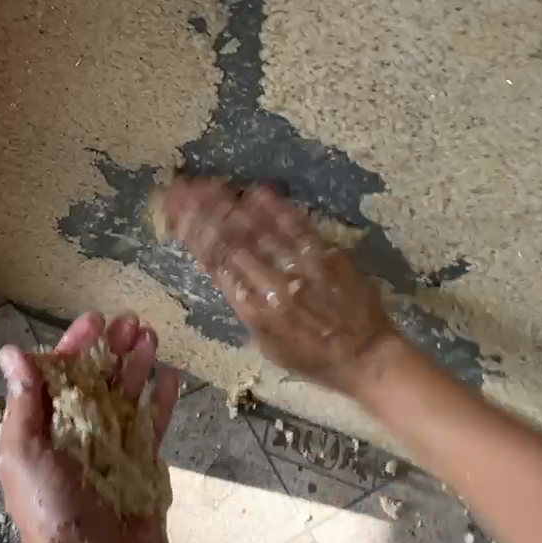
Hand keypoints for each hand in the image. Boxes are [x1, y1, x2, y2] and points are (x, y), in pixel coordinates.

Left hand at [0, 311, 180, 542]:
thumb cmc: (53, 515)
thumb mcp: (25, 455)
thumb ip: (23, 403)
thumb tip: (10, 352)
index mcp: (44, 430)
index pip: (59, 374)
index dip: (75, 345)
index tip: (95, 321)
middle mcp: (78, 435)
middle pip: (97, 379)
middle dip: (112, 348)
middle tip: (132, 322)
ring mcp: (114, 450)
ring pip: (127, 396)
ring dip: (137, 365)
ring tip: (151, 337)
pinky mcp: (143, 468)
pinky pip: (153, 425)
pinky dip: (161, 400)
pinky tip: (170, 376)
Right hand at [155, 178, 413, 396]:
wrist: (367, 358)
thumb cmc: (312, 358)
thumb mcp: (267, 343)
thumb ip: (245, 306)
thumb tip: (223, 272)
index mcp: (254, 309)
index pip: (215, 263)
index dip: (192, 234)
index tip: (174, 213)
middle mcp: (273, 285)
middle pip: (230, 240)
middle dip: (202, 211)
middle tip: (180, 189)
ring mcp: (302, 267)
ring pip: (258, 229)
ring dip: (229, 204)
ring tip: (206, 184)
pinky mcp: (328, 256)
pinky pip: (298, 227)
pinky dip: (276, 208)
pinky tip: (256, 190)